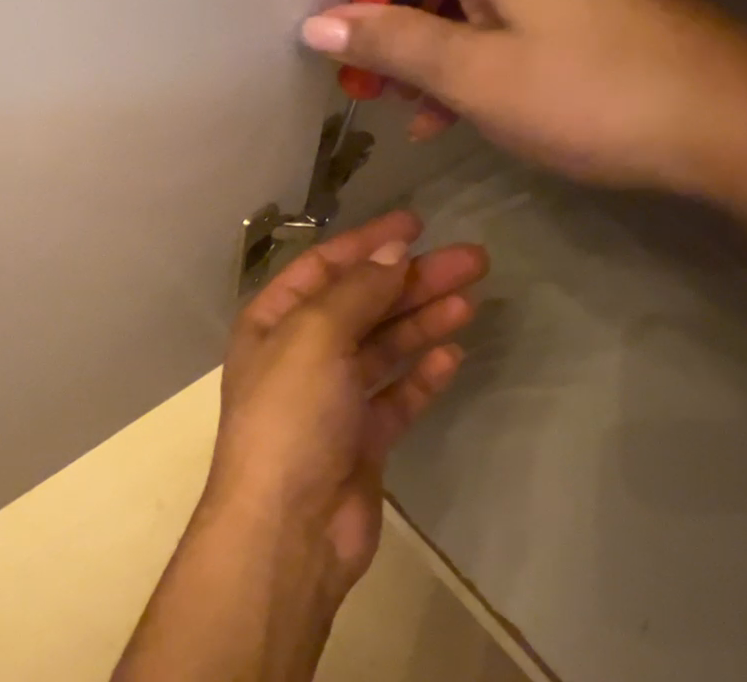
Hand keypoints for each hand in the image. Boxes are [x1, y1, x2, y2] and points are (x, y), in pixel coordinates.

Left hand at [203, 210, 488, 593]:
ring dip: (423, 320)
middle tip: (473, 259)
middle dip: (412, 279)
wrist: (289, 524)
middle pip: (362, 303)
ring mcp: (331, 396)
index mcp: (272, 321)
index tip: (418, 222)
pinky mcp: (362, 437)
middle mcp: (299, 352)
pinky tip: (454, 355)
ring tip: (470, 298)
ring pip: (383, 346)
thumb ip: (356, 292)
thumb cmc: (290, 415)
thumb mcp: (315, 336)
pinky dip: (422, 374)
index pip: (324, 267)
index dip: (368, 242)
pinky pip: (397, 394)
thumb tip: (392, 250)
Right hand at [301, 0, 746, 198]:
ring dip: (417, 38)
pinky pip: (496, 21)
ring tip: (392, 101)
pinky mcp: (575, 17)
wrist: (743, 129)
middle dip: (381, 1)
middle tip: (356, 63)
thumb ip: (392, 44)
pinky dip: (462, 57)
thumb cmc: (595, 92)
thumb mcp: (475, 76)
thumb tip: (314, 22)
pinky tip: (446, 117)